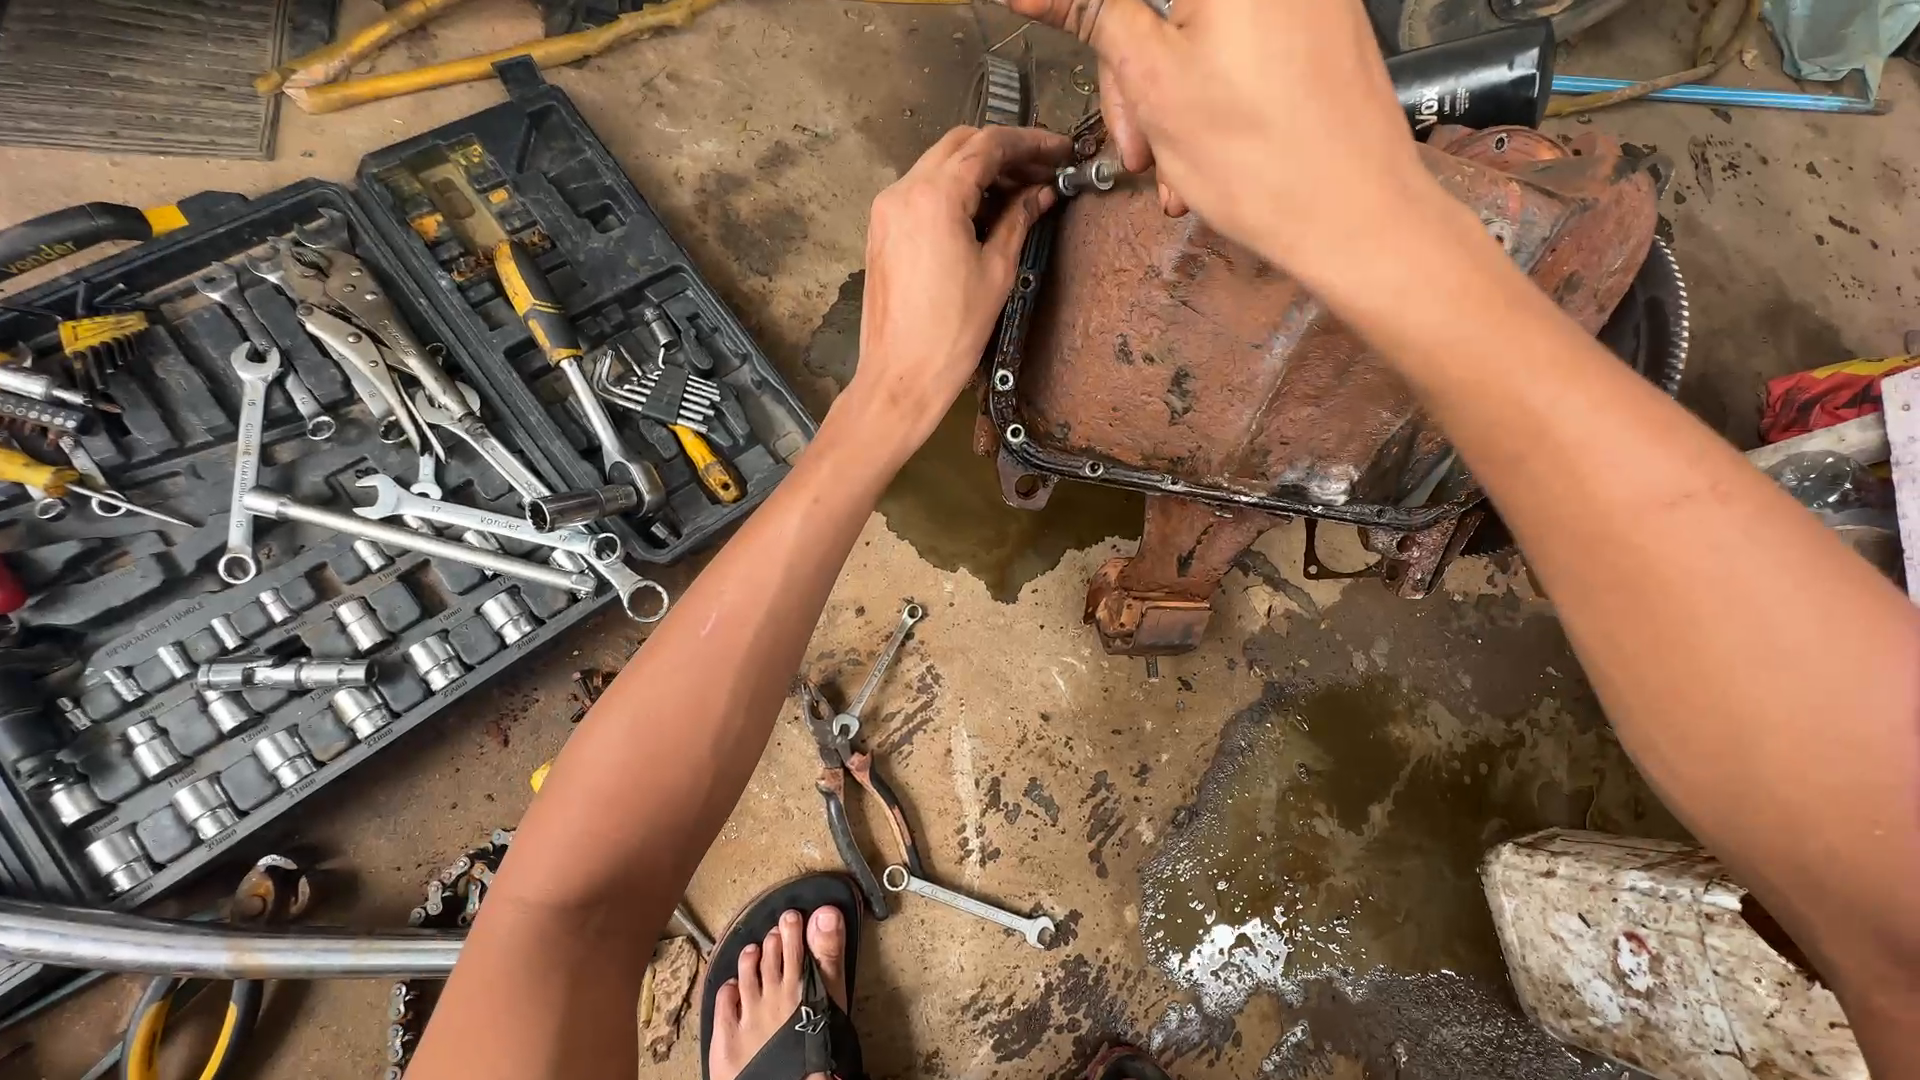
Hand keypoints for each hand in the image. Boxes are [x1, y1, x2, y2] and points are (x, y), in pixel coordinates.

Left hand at [848, 124, 1067, 448]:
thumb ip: (1018, 220)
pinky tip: (980, 214)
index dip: (1030, 143)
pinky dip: (952, 191)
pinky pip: (920, 192)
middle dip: (1003, 152)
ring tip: (1017, 195)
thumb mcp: (996, 271)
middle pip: (960, 145)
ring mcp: (886, 209)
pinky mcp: (881, 230)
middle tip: (1040, 173)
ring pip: (938, 165)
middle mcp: (902, 190)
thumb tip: (1042, 192)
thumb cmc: (952, 332)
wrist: (900, 375)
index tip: (1060, 151)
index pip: (987, 145)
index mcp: (933, 196)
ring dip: (977, 171)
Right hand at [1001, 0, 1442, 282]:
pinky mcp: (1321, 28)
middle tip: (1134, 147)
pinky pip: (1240, 50)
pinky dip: (1209, 96)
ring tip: (1172, 171)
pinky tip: (1203, 154)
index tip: (1041, 19)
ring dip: (1170, 102)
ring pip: (1200, 33)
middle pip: (1165, 7)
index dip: (1093, 13)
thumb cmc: (1260, 158)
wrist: (1354, 215)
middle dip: (1136, 76)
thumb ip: (1097, 16)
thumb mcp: (1152, 83)